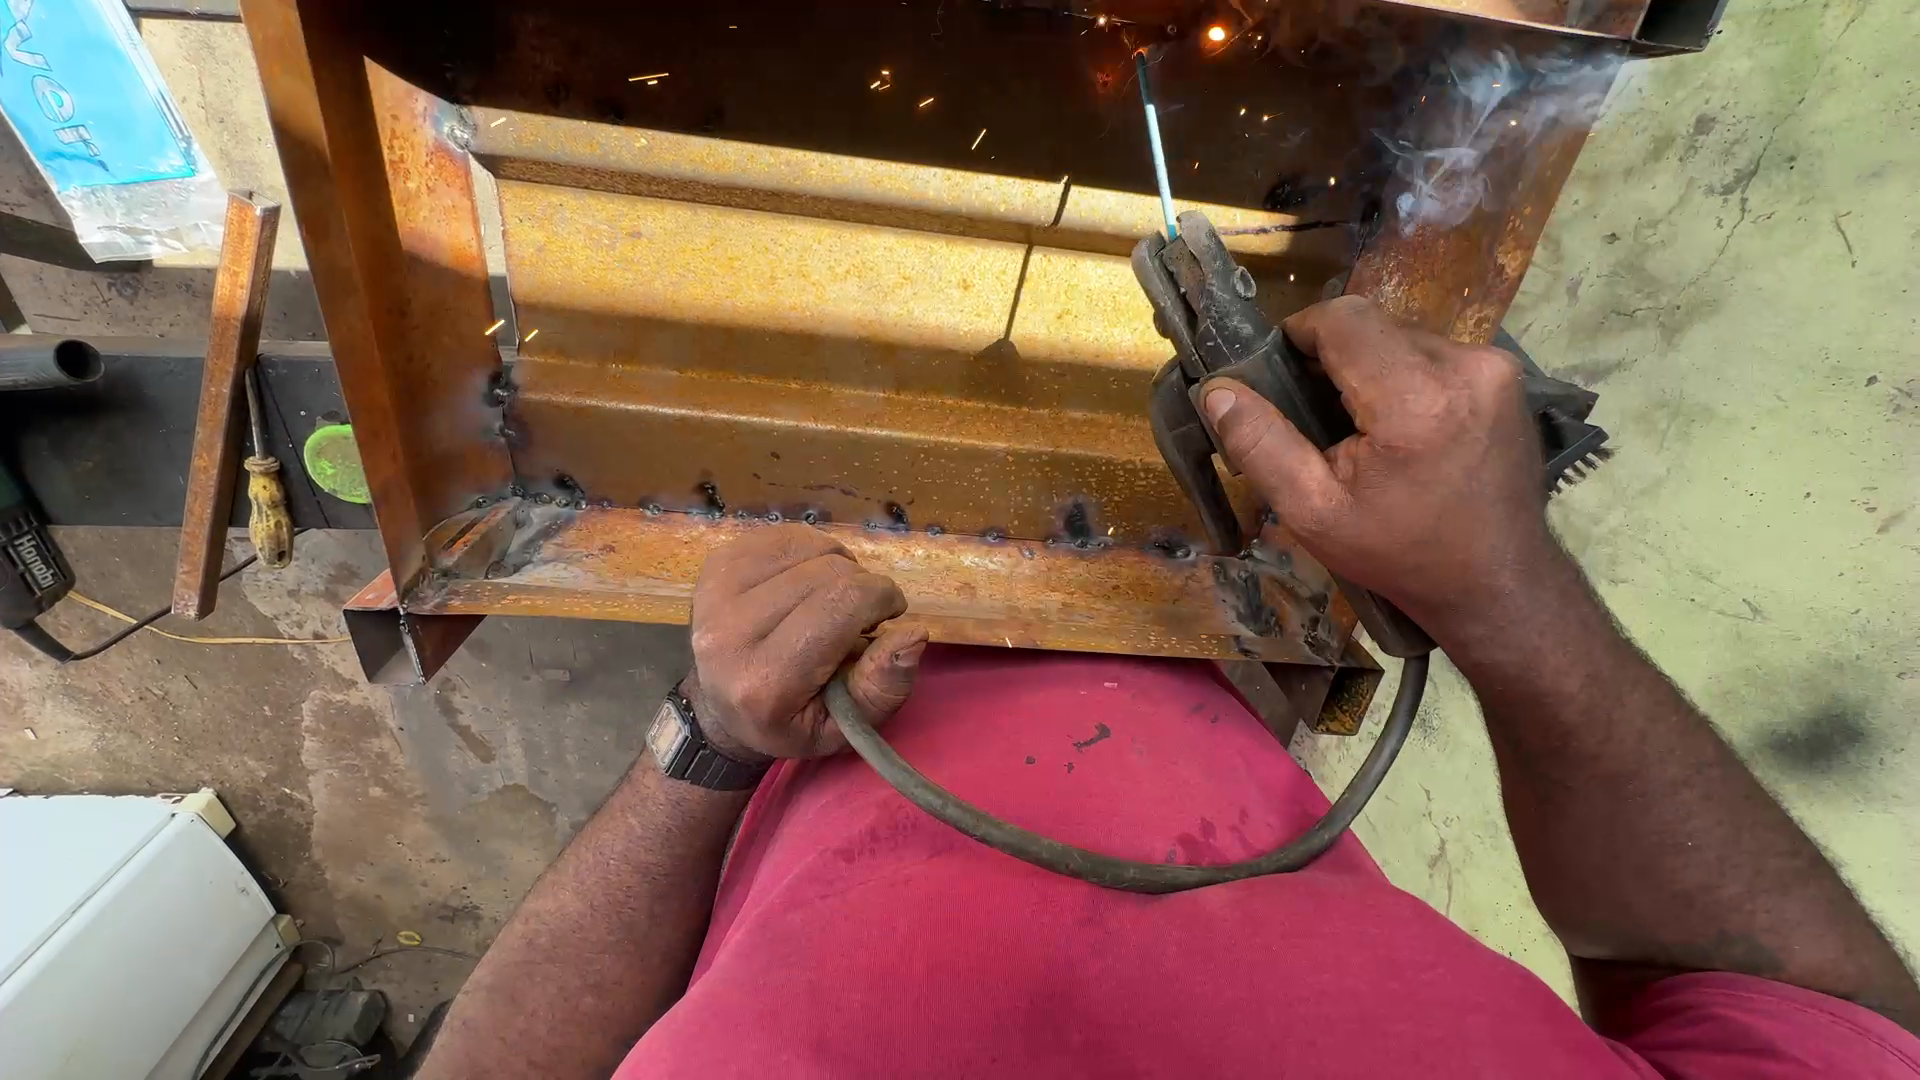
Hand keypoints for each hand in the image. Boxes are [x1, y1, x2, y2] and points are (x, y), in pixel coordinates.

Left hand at [682, 525, 927, 760]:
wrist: (722, 707)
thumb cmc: (792, 720)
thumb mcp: (845, 725)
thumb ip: (884, 685)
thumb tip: (914, 634)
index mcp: (764, 681)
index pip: (842, 604)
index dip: (882, 596)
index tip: (890, 612)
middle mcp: (730, 633)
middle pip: (830, 570)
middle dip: (863, 584)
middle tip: (863, 612)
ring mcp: (716, 592)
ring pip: (810, 546)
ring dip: (838, 564)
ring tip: (834, 597)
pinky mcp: (716, 565)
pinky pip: (785, 535)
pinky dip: (811, 550)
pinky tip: (808, 579)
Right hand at [1197, 296, 1563, 638]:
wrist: (1493, 581)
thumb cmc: (1396, 552)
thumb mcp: (1311, 511)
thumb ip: (1260, 445)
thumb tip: (1216, 391)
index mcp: (1414, 399)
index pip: (1343, 319)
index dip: (1299, 333)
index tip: (1276, 371)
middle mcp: (1465, 366)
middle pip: (1372, 325)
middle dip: (1330, 357)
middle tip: (1308, 412)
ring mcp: (1494, 367)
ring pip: (1400, 336)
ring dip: (1365, 366)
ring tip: (1352, 424)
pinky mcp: (1505, 377)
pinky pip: (1431, 353)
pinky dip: (1399, 376)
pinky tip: (1394, 426)